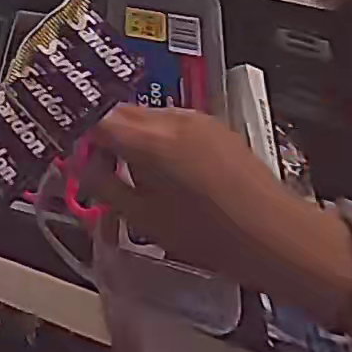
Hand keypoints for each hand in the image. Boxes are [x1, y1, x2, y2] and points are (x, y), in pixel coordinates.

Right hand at [85, 104, 310, 286]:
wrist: (281, 238)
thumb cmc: (212, 239)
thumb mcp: (147, 221)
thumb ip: (106, 187)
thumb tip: (81, 166)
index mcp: (151, 141)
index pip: (97, 118)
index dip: (78, 133)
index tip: (71, 151)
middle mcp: (171, 117)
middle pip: (119, 112)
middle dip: (104, 136)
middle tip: (100, 169)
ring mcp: (194, 116)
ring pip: (144, 116)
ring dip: (131, 137)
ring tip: (137, 177)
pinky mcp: (212, 123)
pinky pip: (170, 122)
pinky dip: (157, 139)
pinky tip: (168, 173)